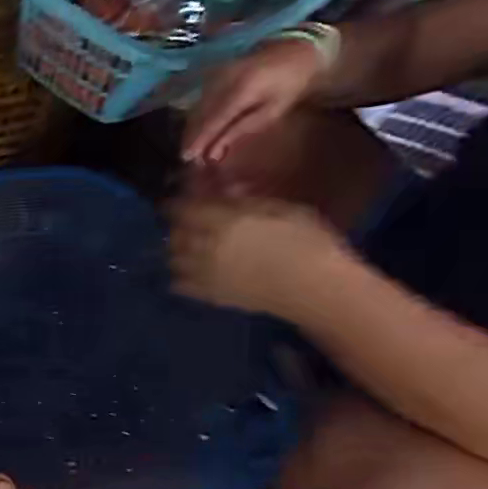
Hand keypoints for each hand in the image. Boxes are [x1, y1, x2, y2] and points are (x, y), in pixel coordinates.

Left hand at [167, 196, 352, 317]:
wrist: (314, 289)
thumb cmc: (309, 244)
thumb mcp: (285, 210)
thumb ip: (249, 203)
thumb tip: (226, 193)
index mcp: (224, 224)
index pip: (186, 210)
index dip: (176, 203)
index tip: (174, 200)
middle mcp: (206, 248)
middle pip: (175, 235)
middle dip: (177, 226)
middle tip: (185, 223)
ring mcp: (204, 274)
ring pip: (173, 260)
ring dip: (176, 250)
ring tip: (187, 246)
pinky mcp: (208, 296)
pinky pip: (179, 285)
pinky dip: (179, 276)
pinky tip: (189, 271)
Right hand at [180, 39, 327, 163]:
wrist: (297, 48)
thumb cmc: (290, 83)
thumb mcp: (271, 111)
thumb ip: (239, 131)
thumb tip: (213, 154)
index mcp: (242, 90)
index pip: (212, 122)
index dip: (198, 142)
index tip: (187, 159)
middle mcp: (223, 81)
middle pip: (199, 117)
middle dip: (193, 139)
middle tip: (193, 159)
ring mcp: (217, 75)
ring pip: (195, 110)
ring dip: (193, 130)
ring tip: (196, 147)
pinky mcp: (214, 74)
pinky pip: (200, 101)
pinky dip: (197, 118)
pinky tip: (200, 130)